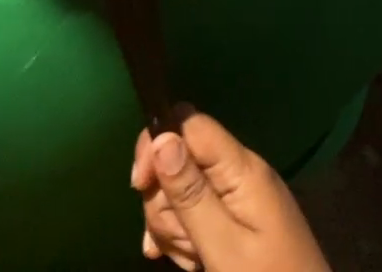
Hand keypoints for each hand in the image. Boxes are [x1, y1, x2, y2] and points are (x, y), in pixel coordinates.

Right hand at [132, 112, 329, 271]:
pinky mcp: (236, 218)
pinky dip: (182, 232)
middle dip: (164, 196)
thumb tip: (161, 136)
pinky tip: (184, 260)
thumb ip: (191, 192)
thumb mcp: (224, 247)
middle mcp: (239, 172)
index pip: (190, 122)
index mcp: (242, 168)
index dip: (158, 142)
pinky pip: (195, 210)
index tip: (140, 183)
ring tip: (188, 259)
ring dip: (172, 223)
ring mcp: (238, 196)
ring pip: (181, 187)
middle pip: (180, 156)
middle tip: (177, 240)